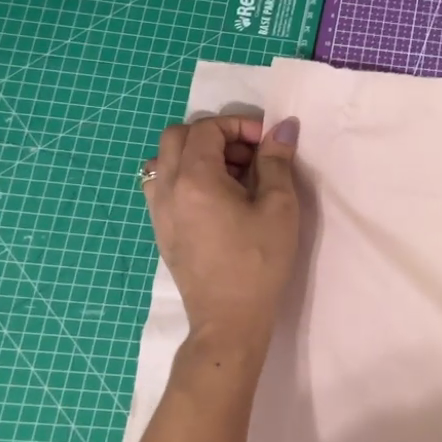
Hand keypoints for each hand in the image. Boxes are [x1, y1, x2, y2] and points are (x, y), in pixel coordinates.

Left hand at [141, 114, 302, 356]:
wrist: (229, 316)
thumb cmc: (259, 259)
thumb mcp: (279, 206)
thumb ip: (277, 160)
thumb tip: (283, 127)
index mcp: (194, 179)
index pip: (207, 128)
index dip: (240, 125)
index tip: (268, 143)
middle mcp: (167, 188)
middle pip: (178, 136)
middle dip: (217, 135)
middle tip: (250, 156)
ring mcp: (158, 209)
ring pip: (167, 159)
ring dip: (199, 155)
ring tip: (234, 177)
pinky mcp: (162, 227)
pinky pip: (164, 184)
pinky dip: (188, 176)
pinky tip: (218, 198)